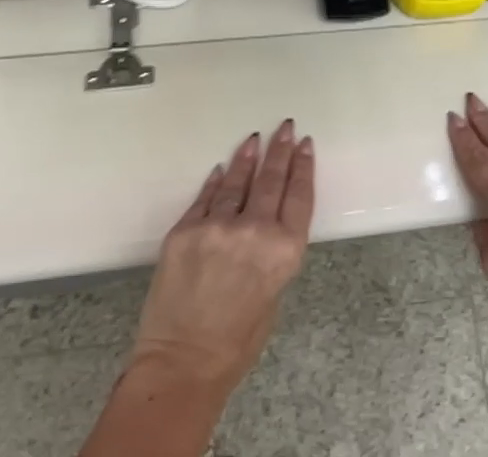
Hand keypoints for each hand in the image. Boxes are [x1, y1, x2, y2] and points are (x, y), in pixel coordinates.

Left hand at [128, 120, 315, 395]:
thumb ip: (273, 256)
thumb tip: (263, 232)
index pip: (299, 196)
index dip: (303, 167)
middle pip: (272, 180)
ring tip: (255, 138)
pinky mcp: (185, 230)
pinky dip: (216, 182)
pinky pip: (205, 198)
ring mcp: (217, 227)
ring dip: (248, 158)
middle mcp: (255, 231)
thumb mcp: (274, 295)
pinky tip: (222, 169)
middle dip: (281, 150)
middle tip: (286, 127)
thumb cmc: (237, 342)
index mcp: (285, 251)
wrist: (182, 361)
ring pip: (237, 181)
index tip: (306, 145)